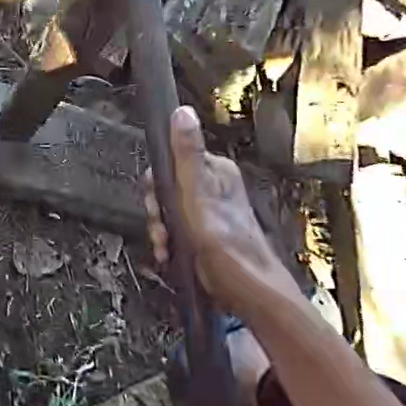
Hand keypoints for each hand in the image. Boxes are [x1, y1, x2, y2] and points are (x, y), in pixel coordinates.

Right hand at [144, 106, 304, 312]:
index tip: (156, 203)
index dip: (155, 185)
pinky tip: (171, 255)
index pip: (169, 162)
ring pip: (168, 211)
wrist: (250, 293)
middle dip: (156, 212)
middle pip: (166, 188)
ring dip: (161, 230)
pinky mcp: (207, 234)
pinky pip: (177, 230)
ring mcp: (211, 212)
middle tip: (162, 229)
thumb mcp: (198, 194)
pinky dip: (170, 243)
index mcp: (216, 171)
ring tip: (167, 247)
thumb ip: (187, 154)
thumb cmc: (227, 246)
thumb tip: (182, 112)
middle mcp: (215, 187)